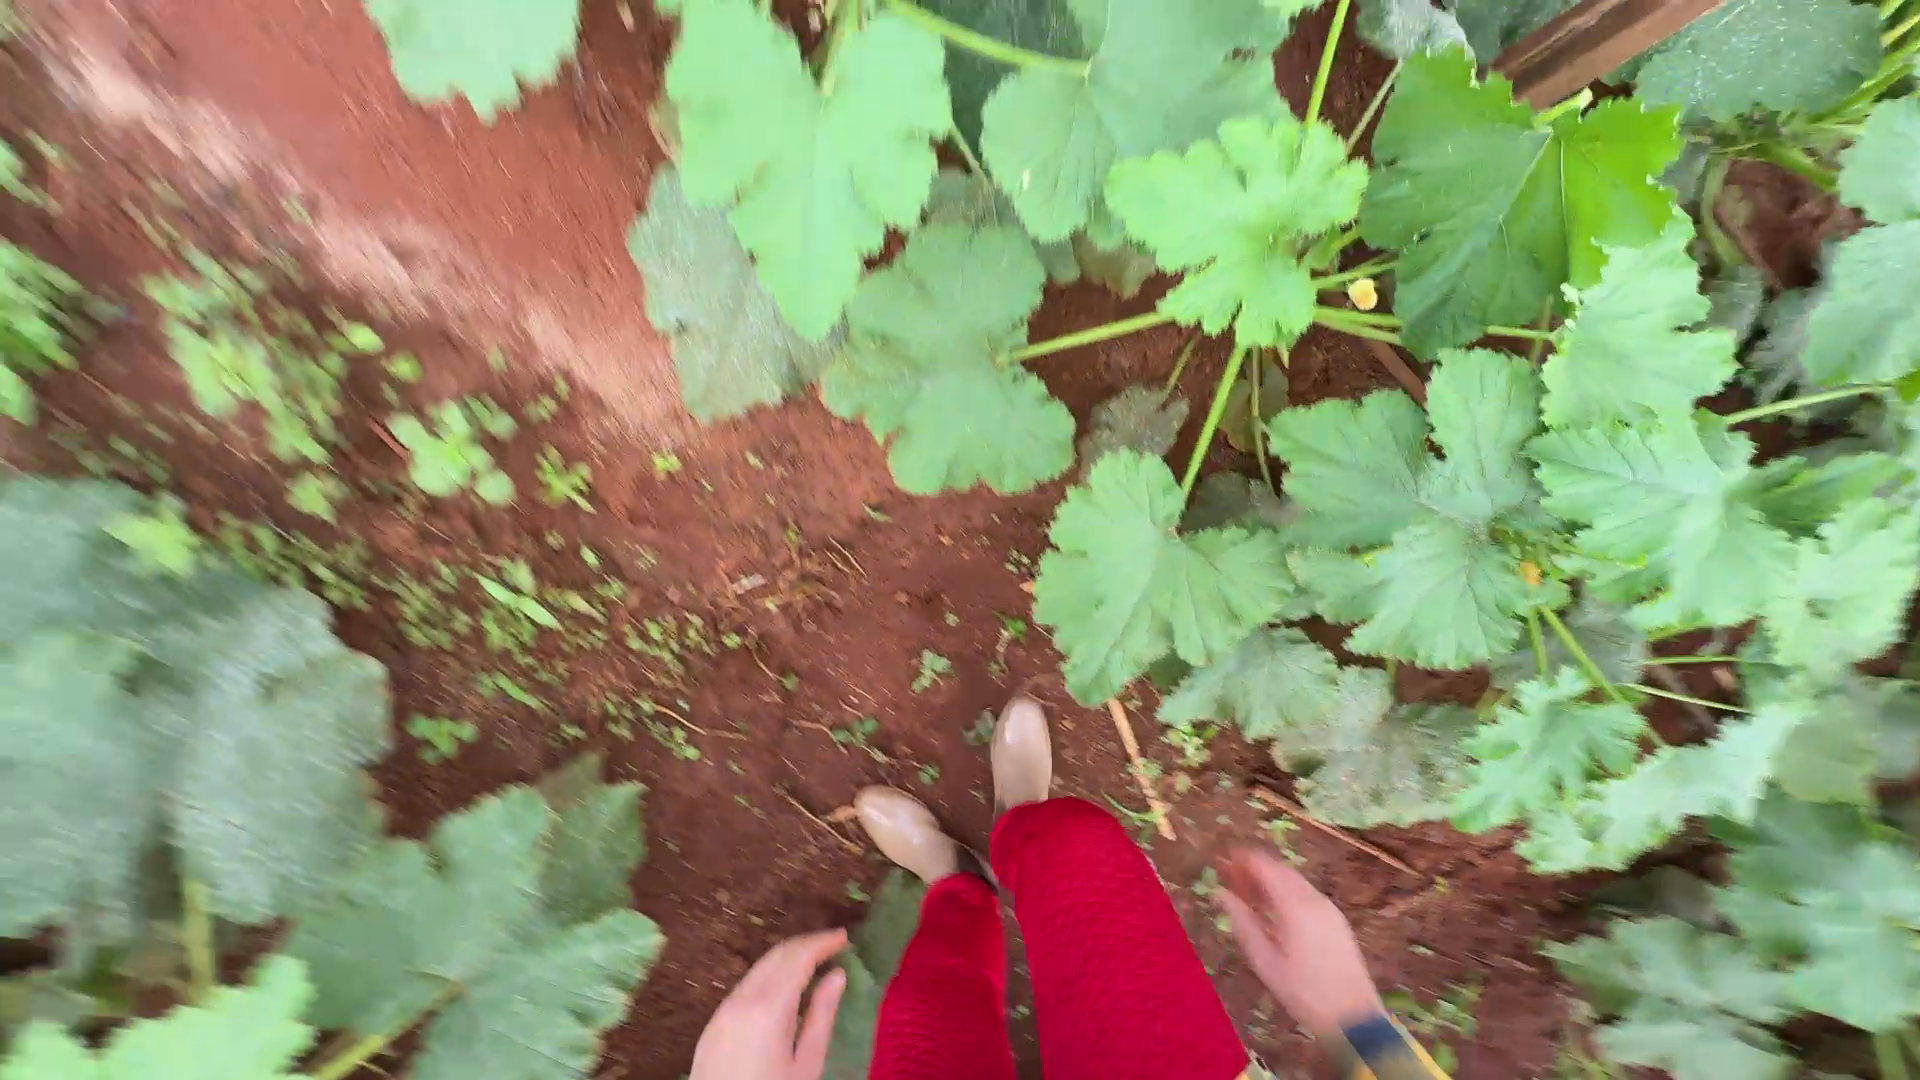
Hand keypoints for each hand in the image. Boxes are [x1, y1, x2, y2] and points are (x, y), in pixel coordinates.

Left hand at [690, 928, 849, 1079]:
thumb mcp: (807, 1066)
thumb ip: (822, 1016)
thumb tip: (837, 976)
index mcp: (768, 1007)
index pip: (799, 957)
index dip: (822, 942)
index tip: (844, 937)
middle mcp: (741, 1000)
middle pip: (777, 955)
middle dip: (806, 944)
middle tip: (833, 944)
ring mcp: (722, 1012)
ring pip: (759, 968)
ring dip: (787, 958)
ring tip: (813, 962)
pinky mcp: (712, 1026)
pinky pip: (745, 987)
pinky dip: (769, 976)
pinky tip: (784, 988)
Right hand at [1217, 848, 1384, 1037]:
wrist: (1355, 1020)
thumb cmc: (1304, 992)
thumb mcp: (1265, 961)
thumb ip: (1241, 922)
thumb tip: (1219, 894)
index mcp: (1295, 905)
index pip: (1265, 865)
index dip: (1242, 859)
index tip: (1223, 863)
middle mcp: (1314, 899)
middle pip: (1280, 868)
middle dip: (1255, 868)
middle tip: (1233, 880)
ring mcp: (1329, 909)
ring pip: (1294, 880)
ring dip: (1271, 880)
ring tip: (1250, 896)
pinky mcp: (1337, 920)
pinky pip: (1306, 893)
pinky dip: (1286, 891)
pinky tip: (1275, 911)